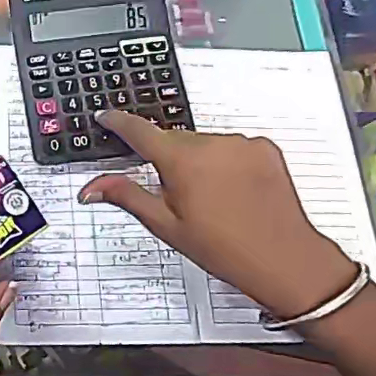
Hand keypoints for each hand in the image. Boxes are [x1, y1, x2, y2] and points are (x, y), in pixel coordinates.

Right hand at [80, 109, 357, 317]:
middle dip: (166, 160)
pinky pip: (230, 146)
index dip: (118, 122)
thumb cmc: (225, 249)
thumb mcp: (166, 225)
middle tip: (174, 195)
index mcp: (183, 161)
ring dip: (196, 162)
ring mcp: (242, 144)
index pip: (139, 131)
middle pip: (172, 140)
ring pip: (202, 144)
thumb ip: (126, 196)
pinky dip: (223, 162)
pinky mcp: (264, 148)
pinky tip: (229, 191)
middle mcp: (213, 144)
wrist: (283, 259)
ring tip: (208, 200)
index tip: (106, 116)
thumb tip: (92, 187)